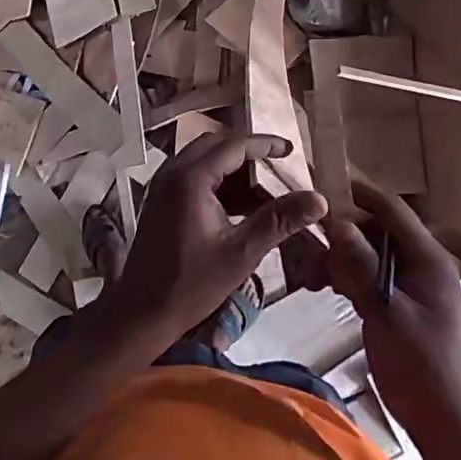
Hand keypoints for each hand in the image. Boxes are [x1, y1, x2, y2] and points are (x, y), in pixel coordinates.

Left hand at [104, 131, 327, 342]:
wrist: (141, 315)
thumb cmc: (190, 285)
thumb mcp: (242, 252)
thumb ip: (280, 220)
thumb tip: (319, 200)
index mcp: (191, 178)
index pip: (234, 145)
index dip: (265, 144)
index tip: (291, 149)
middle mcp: (173, 173)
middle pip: (217, 145)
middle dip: (250, 153)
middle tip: (279, 165)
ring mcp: (163, 186)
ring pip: (205, 160)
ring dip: (234, 168)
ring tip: (265, 187)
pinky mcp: (161, 201)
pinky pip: (194, 176)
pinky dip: (220, 182)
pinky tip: (241, 205)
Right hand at [321, 185, 460, 430]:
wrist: (448, 424)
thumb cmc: (422, 367)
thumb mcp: (387, 313)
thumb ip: (362, 266)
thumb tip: (336, 221)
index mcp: (428, 259)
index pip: (393, 210)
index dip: (360, 193)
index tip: (326, 182)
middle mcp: (422, 265)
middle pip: (379, 232)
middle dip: (343, 234)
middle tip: (308, 243)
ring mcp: (412, 286)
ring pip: (372, 256)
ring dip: (342, 259)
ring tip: (312, 275)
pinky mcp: (402, 305)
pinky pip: (372, 278)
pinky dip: (350, 278)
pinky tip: (326, 287)